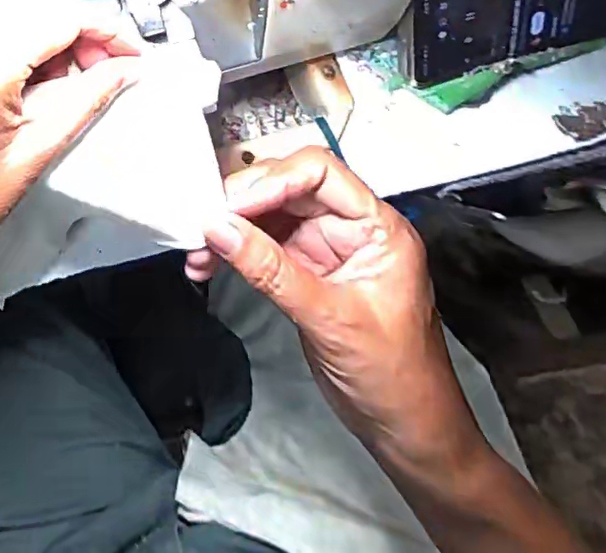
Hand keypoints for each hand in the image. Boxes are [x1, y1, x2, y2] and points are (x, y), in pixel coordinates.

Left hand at [0, 0, 141, 337]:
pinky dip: (12, 42)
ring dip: (45, 38)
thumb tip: (129, 67)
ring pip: (9, 14)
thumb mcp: (34, 153)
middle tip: (101, 72)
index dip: (105, 32)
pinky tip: (24, 78)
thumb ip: (86, 97)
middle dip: (76, 35)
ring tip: (61, 82)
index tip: (130, 54)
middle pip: (34, 8)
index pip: (59, 18)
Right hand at [186, 148, 484, 464]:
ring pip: (265, 214)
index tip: (234, 204)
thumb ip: (271, 270)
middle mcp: (348, 227)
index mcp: (377, 226)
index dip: (273, 180)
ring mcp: (322, 246)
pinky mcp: (300, 266)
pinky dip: (231, 250)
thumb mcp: (331, 319)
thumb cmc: (399, 379)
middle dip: (242, 203)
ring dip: (229, 227)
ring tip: (200, 248)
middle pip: (285, 187)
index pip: (319, 173)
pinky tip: (207, 263)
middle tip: (207, 222)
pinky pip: (257, 244)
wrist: (406, 431)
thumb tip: (221, 229)